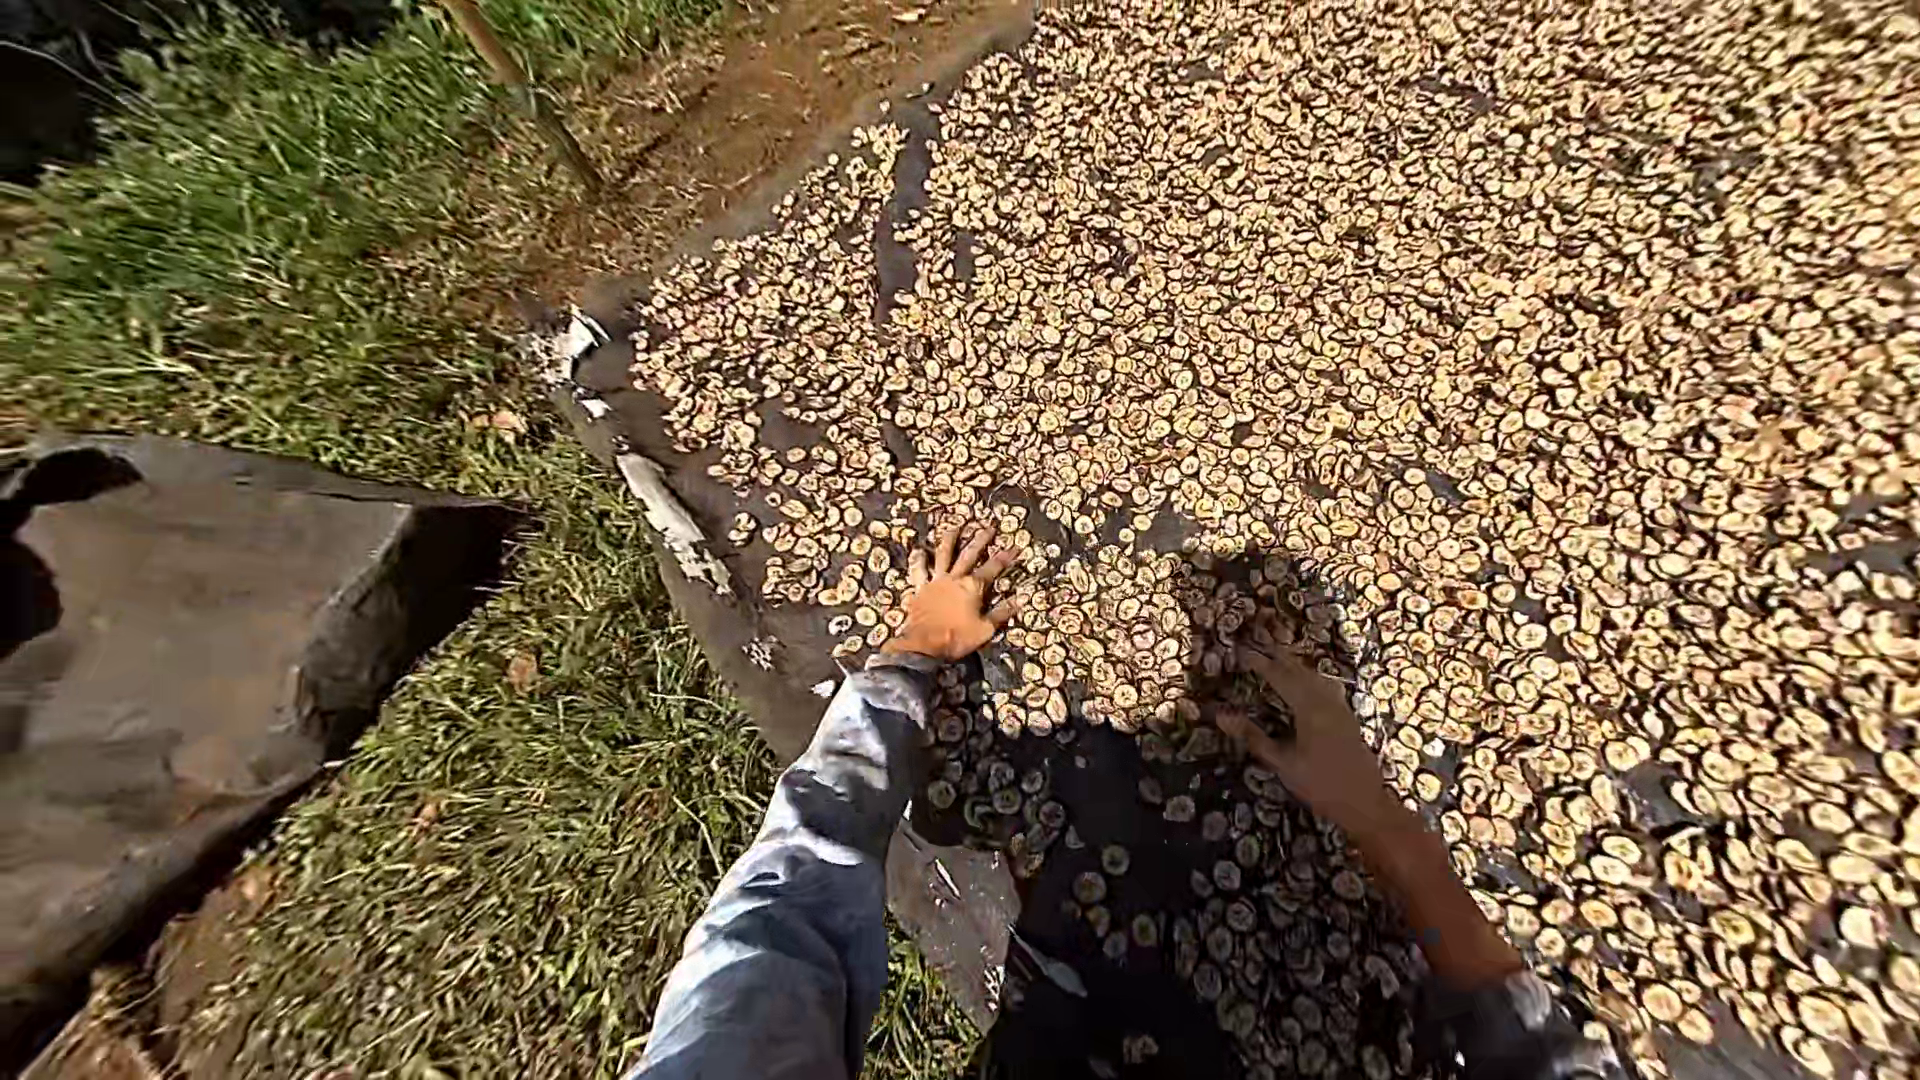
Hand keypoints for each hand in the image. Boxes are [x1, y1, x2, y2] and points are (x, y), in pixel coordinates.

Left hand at [881, 521, 1021, 662]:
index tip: (1015, 546)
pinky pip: (918, 571)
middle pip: (970, 554)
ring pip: (943, 555)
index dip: (1006, 557)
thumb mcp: (985, 629)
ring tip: (954, 527)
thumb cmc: (957, 638)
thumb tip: (1020, 600)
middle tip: (989, 528)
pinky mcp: (920, 589)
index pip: (994, 567)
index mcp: (973, 587)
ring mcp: (936, 581)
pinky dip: (918, 560)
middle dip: (981, 540)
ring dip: (949, 540)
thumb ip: (1002, 613)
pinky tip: (918, 551)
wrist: (924, 645)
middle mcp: (955, 578)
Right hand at [1225, 623, 1400, 836]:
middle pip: (1300, 672)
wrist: (1367, 806)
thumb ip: (1253, 737)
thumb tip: (1221, 716)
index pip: (1280, 677)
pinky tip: (1309, 683)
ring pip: (1315, 677)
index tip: (1242, 651)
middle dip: (1279, 657)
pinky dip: (1310, 677)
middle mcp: (1326, 703)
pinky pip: (1325, 687)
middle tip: (1259, 644)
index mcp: (1309, 709)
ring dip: (1295, 665)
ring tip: (1279, 657)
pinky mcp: (1347, 719)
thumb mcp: (1281, 763)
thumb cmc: (1321, 785)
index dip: (1260, 663)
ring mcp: (1340, 710)